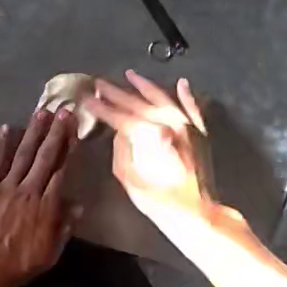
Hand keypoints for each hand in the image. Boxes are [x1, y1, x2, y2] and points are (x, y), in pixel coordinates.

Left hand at [0, 107, 80, 286]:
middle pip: (46, 156)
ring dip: (34, 132)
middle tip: (64, 110)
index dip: (69, 149)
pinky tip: (7, 127)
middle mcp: (30, 190)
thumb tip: (77, 205)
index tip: (75, 130)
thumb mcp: (49, 253)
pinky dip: (1, 144)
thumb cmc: (18, 263)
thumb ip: (64, 228)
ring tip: (42, 112)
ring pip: (24, 154)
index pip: (62, 171)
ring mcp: (7, 186)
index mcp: (48, 206)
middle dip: (56, 132)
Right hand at [85, 71, 245, 239]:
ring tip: (130, 74)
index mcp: (147, 134)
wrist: (197, 212)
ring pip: (163, 98)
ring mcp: (186, 126)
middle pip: (138, 103)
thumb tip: (121, 132)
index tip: (87, 99)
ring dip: (145, 85)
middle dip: (117, 93)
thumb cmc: (158, 200)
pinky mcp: (199, 133)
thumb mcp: (128, 177)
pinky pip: (193, 108)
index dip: (102, 107)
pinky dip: (187, 95)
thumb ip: (122, 149)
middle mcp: (168, 123)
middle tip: (100, 83)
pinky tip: (181, 82)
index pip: (120, 116)